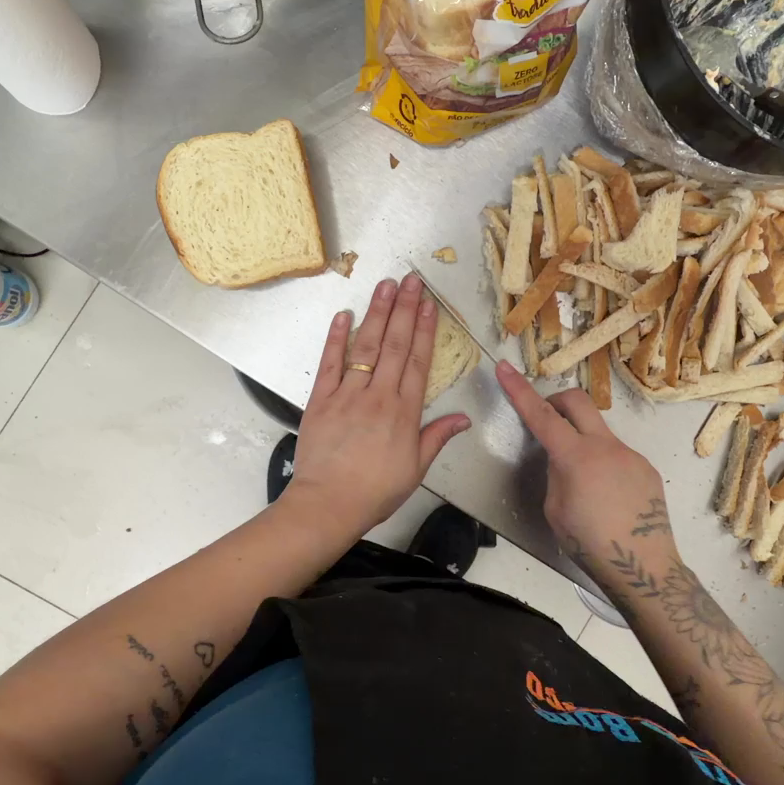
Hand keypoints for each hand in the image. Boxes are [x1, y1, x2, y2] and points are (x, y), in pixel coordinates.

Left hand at [285, 274, 472, 541]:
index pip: (418, 361)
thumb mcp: (415, 469)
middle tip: (412, 279)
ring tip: (385, 285)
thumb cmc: (375, 491)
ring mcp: (347, 394)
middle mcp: (378, 395)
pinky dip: (336, 338)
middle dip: (405, 309)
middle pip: (395, 345)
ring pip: (366, 346)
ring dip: (377, 313)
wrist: (329, 504)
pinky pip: (330, 363)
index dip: (425, 330)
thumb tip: (463, 417)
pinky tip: (344, 315)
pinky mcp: (320, 400)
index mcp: (404, 412)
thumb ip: (437, 437)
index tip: (430, 304)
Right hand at [495, 362, 675, 574]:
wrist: (644, 567)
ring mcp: (631, 455)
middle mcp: (607, 446)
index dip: (519, 390)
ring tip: (581, 483)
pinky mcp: (646, 469)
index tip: (505, 367)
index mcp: (577, 457)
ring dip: (581, 441)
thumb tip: (563, 461)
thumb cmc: (589, 544)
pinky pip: (616, 455)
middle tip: (545, 419)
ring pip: (598, 432)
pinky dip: (602, 464)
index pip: (541, 416)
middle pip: (578, 401)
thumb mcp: (555, 509)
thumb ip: (555, 474)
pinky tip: (605, 498)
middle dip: (555, 401)